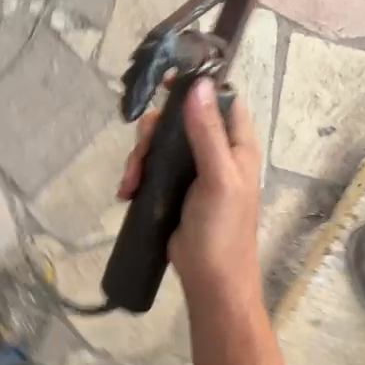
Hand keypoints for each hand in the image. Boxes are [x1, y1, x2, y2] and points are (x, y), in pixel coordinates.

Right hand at [118, 78, 264, 306]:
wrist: (210, 283)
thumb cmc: (222, 231)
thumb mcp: (218, 178)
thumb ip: (207, 132)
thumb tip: (199, 85)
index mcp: (237, 145)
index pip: (223, 100)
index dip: (199, 86)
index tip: (167, 82)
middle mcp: (216, 151)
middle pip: (180, 118)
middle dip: (155, 131)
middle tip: (143, 152)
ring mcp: (193, 170)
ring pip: (161, 141)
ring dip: (141, 155)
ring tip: (131, 181)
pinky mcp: (173, 188)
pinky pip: (151, 166)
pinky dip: (137, 174)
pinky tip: (127, 191)